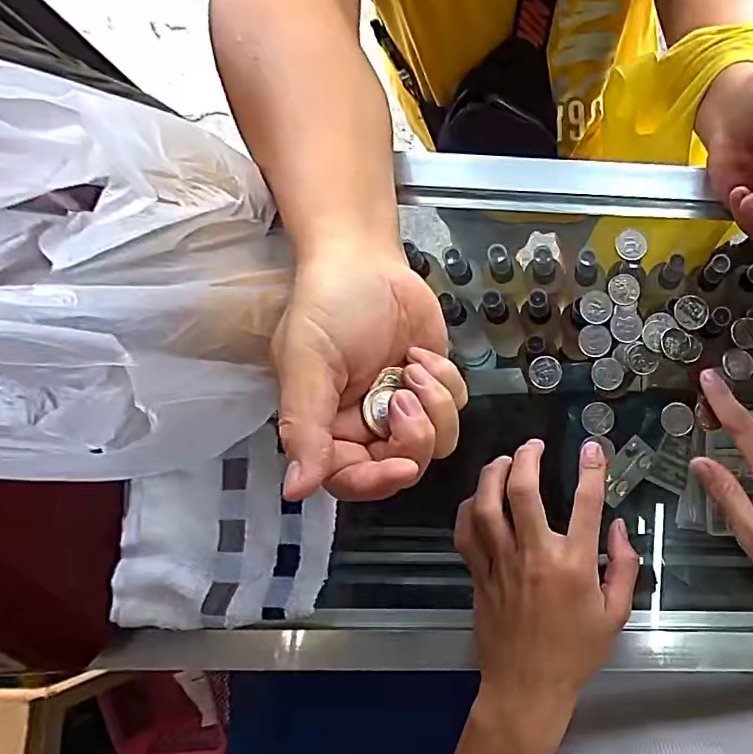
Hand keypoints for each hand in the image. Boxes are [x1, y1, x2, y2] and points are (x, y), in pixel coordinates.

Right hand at [274, 254, 467, 500]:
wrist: (364, 262)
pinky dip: (446, 381)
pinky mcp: (435, 386)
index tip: (402, 465)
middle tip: (405, 392)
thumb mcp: (306, 364)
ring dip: (435, 405)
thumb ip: (305, 427)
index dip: (379, 480)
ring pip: (439, 441)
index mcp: (329, 428)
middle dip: (415, 435)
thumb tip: (295, 490)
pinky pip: (457, 407)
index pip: (353, 479)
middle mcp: (367, 426)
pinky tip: (420, 353)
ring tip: (413, 366)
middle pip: (405, 464)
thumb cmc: (327, 307)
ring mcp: (405, 408)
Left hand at [455, 439, 641, 712]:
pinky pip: (466, 533)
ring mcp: (501, 565)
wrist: (526, 688)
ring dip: (493, 474)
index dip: (591, 469)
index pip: (585, 504)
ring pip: (486, 506)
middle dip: (527, 458)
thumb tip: (619, 527)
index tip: (593, 447)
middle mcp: (534, 556)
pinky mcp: (479, 577)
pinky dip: (469, 508)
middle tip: (534, 445)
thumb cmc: (576, 652)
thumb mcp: (616, 613)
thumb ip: (625, 566)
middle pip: (522, 492)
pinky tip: (479, 497)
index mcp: (574, 564)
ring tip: (504, 459)